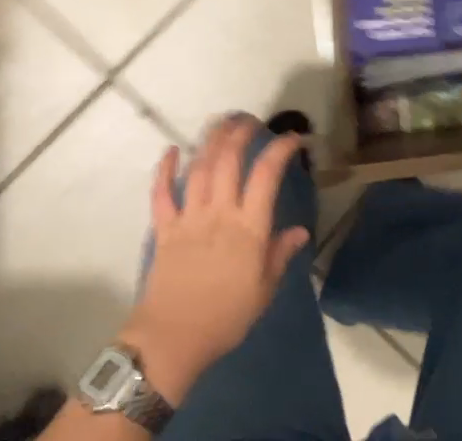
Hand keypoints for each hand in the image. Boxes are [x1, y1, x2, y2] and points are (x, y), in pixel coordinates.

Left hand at [118, 119, 308, 401]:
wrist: (172, 340)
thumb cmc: (225, 318)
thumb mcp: (264, 290)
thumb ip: (280, 255)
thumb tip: (300, 231)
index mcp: (248, 227)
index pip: (267, 175)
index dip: (281, 150)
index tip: (293, 138)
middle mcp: (219, 213)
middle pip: (229, 161)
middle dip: (241, 134)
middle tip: (250, 121)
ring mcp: (189, 218)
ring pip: (199, 169)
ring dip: (210, 141)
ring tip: (220, 123)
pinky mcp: (164, 229)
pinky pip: (162, 194)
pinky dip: (164, 170)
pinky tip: (170, 151)